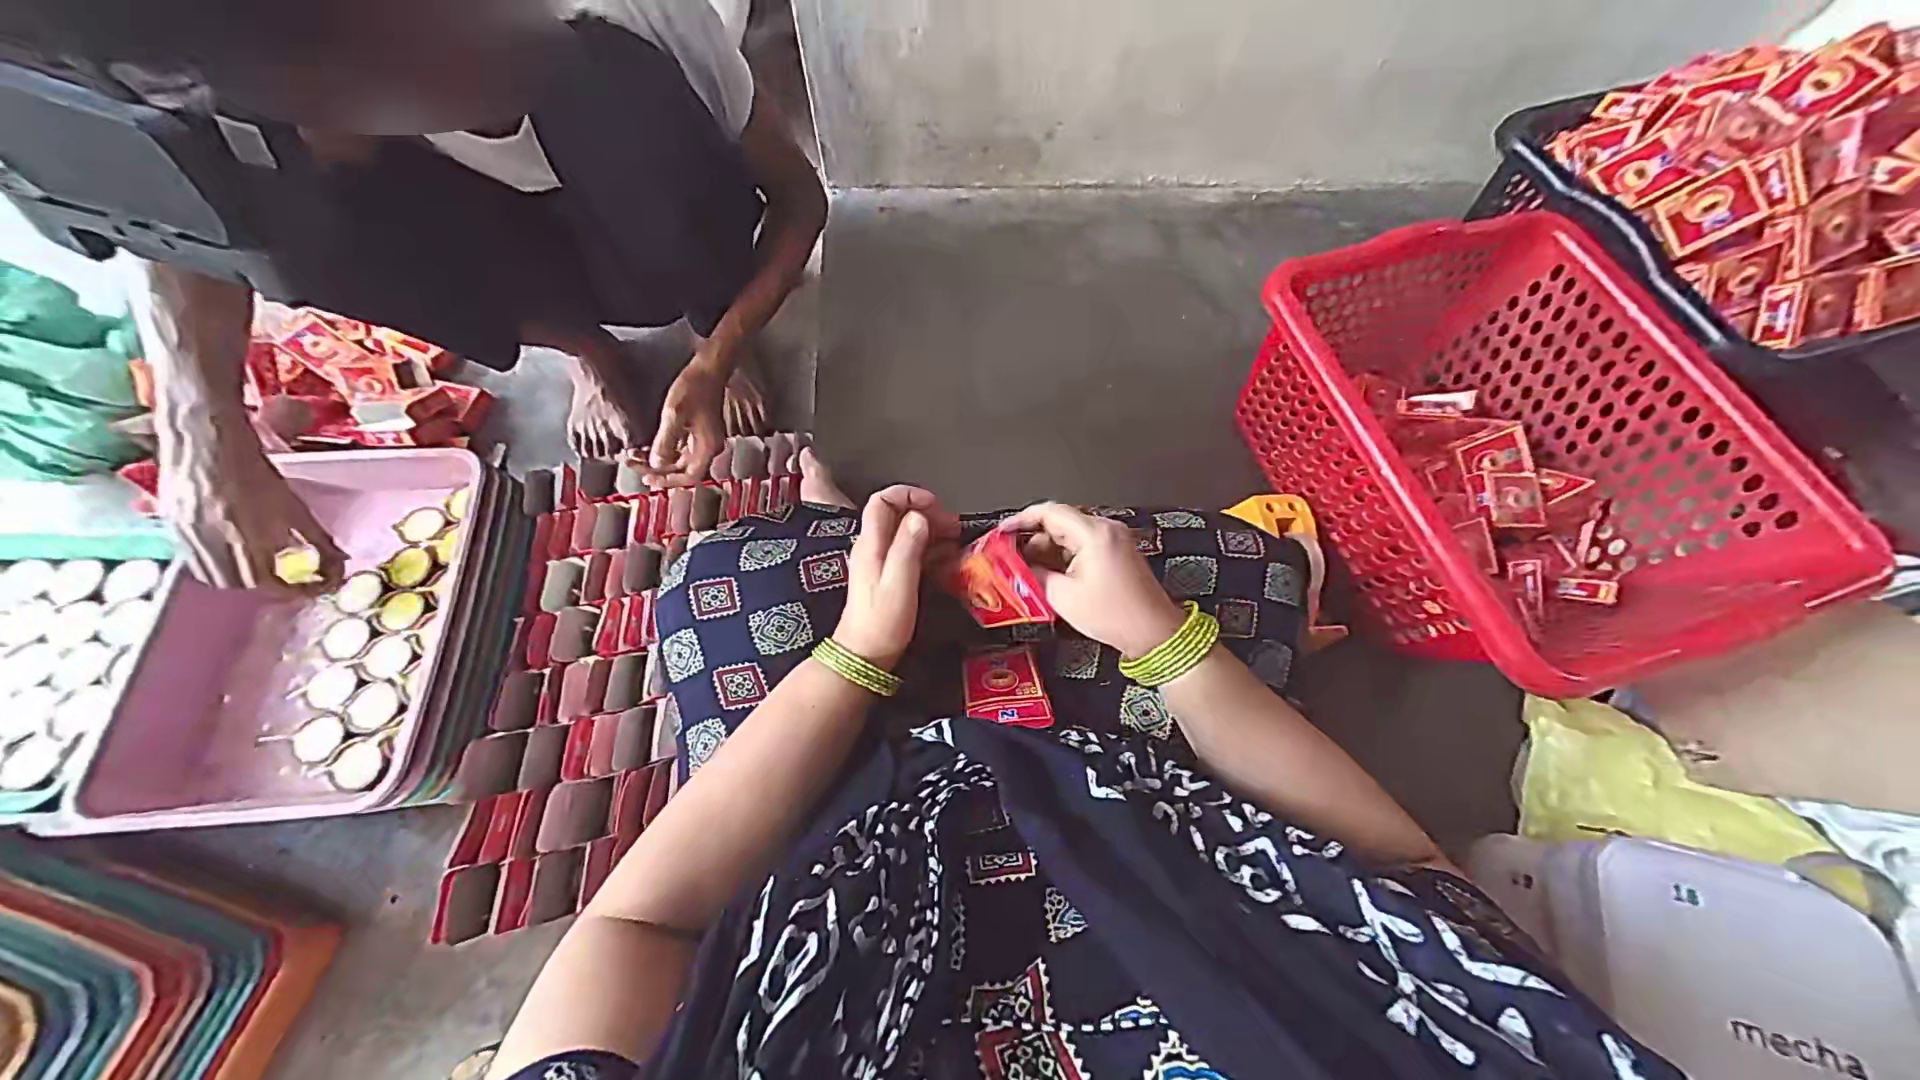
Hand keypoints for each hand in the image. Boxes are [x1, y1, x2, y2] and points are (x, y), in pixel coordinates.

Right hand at [159, 424, 345, 593]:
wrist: (207, 445)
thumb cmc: (258, 475)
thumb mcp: (296, 509)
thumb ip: (317, 539)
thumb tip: (337, 562)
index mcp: (246, 538)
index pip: (267, 583)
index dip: (293, 591)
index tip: (313, 587)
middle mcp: (212, 542)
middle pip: (238, 584)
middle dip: (268, 588)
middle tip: (291, 581)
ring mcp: (187, 537)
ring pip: (213, 576)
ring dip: (242, 580)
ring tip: (266, 570)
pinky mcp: (170, 528)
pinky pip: (193, 560)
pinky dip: (218, 566)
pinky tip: (236, 554)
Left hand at [641, 353, 727, 488]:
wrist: (708, 370)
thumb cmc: (694, 388)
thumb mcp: (675, 414)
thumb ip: (665, 441)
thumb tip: (656, 464)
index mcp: (708, 448)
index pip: (690, 477)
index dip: (669, 481)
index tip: (648, 479)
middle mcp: (709, 448)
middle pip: (683, 470)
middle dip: (657, 470)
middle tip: (632, 463)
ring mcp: (705, 441)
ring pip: (680, 461)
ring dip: (658, 461)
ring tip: (635, 455)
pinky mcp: (699, 432)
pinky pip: (681, 450)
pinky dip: (664, 451)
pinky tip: (648, 447)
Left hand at [832, 486, 959, 668]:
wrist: (864, 655)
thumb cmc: (881, 623)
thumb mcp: (899, 582)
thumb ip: (908, 546)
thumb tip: (919, 516)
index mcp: (872, 544)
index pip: (883, 500)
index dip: (909, 494)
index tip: (936, 506)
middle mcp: (872, 547)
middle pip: (896, 513)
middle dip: (926, 511)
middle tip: (952, 525)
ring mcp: (878, 561)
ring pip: (904, 531)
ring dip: (930, 529)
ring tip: (954, 540)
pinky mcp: (887, 575)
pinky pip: (908, 550)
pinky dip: (927, 547)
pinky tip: (944, 558)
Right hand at [998, 502, 1185, 658]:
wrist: (1153, 633)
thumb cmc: (1116, 615)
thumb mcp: (1062, 596)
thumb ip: (1034, 575)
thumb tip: (1017, 566)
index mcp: (1094, 533)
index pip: (1048, 511)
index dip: (1020, 520)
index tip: (1003, 531)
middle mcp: (1105, 530)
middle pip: (1058, 521)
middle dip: (1031, 538)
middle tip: (1010, 556)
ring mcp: (1113, 540)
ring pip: (1068, 534)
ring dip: (1046, 549)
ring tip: (1027, 570)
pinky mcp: (1116, 552)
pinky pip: (1082, 545)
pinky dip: (1063, 556)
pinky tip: (1048, 574)